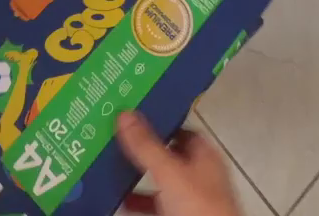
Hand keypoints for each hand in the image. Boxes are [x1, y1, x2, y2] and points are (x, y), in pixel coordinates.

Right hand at [117, 111, 243, 215]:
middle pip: (169, 155)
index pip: (181, 128)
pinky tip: (123, 202)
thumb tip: (125, 112)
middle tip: (117, 142)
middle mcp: (201, 173)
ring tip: (113, 170)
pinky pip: (158, 205)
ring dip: (141, 177)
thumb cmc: (197, 207)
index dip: (158, 122)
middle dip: (144, 151)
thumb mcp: (169, 173)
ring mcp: (193, 199)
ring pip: (162, 182)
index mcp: (205, 154)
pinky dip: (141, 202)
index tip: (132, 118)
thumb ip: (147, 146)